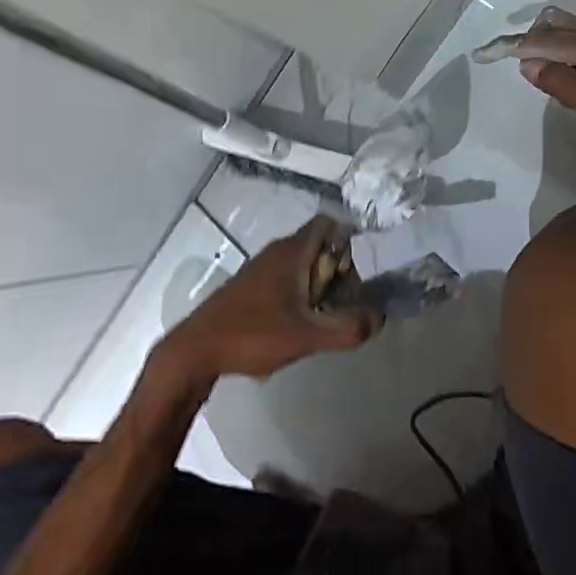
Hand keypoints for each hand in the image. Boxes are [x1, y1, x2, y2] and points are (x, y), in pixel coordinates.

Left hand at [157, 216, 380, 382]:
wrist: (196, 350)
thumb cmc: (252, 334)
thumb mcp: (307, 336)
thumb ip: (347, 328)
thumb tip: (379, 318)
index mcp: (292, 252)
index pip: (328, 224)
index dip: (350, 240)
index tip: (363, 268)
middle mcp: (276, 252)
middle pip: (319, 246)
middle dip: (340, 268)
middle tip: (351, 297)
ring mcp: (261, 270)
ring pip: (302, 265)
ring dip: (321, 284)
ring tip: (330, 314)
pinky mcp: (250, 288)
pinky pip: (286, 279)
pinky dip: (302, 294)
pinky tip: (301, 324)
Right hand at [505, 7, 575, 183]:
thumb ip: (564, 85)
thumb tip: (527, 63)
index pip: (551, 39)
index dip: (516, 46)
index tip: (485, 54)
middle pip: (556, 24)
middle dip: (526, 40)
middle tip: (501, 61)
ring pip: (565, 29)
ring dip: (541, 45)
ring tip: (528, 71)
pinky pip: (575, 42)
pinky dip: (555, 51)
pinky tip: (553, 75)